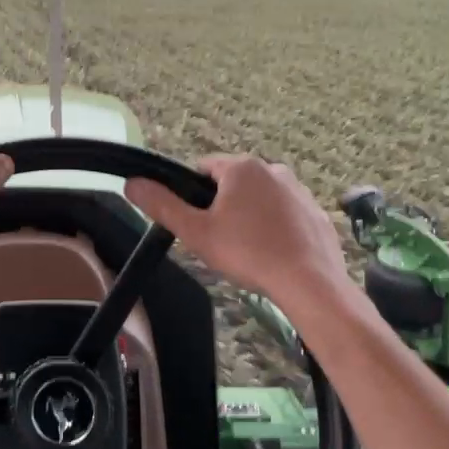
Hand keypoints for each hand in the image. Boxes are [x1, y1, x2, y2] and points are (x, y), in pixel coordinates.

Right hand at [124, 155, 348, 312]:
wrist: (309, 281)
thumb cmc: (247, 253)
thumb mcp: (196, 232)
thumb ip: (162, 206)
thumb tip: (132, 183)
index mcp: (241, 167)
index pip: (203, 168)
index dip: (192, 194)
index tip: (196, 222)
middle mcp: (273, 169)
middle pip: (233, 183)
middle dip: (222, 206)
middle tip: (218, 240)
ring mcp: (299, 190)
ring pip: (260, 198)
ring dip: (249, 216)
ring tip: (247, 251)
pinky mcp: (316, 212)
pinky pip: (285, 214)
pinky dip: (275, 228)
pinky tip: (273, 254)